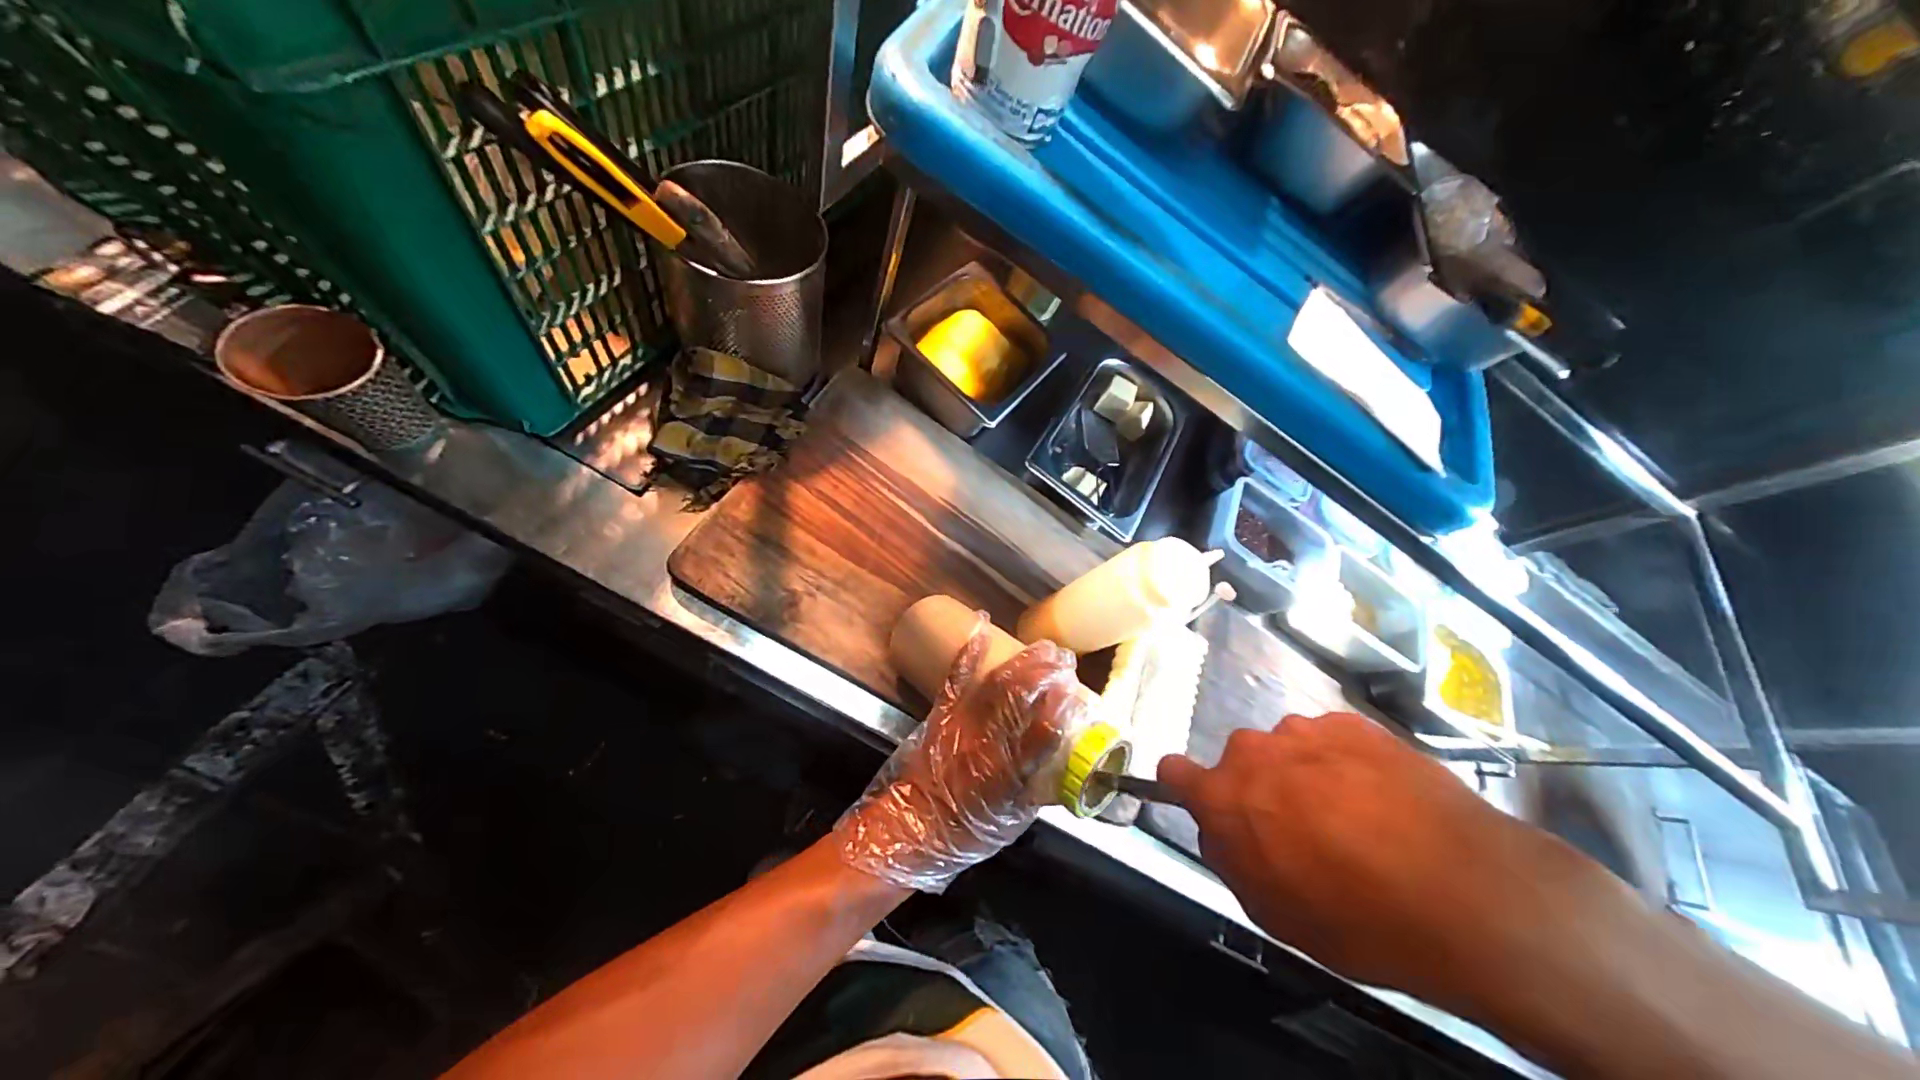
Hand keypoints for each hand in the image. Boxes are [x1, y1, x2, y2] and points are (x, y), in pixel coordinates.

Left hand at [837, 618, 1087, 891]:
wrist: (913, 827)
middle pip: (1020, 703)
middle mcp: (986, 747)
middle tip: (1067, 662)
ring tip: (1045, 648)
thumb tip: (1069, 766)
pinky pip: (956, 678)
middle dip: (1046, 677)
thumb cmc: (967, 830)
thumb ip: (1041, 790)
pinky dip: (969, 652)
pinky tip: (981, 626)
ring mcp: (962, 727)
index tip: (1076, 696)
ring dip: (1022, 663)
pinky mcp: (943, 715)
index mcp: (1008, 778)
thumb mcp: (1014, 820)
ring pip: (996, 688)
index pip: (1040, 740)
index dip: (1059, 715)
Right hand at [1158, 713, 1617, 1007]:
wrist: (1472, 896)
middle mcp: (1257, 752)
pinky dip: (1344, 763)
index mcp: (1225, 798)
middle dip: (1259, 789)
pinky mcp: (1359, 725)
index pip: (1175, 772)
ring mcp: (1309, 731)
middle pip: (1241, 763)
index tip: (1203, 803)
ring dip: (1303, 774)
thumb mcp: (1275, 913)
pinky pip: (1332, 741)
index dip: (1184, 787)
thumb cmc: (1361, 921)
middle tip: (1302, 830)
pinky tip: (1384, 800)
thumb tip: (1222, 830)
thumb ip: (1232, 860)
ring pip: (1288, 749)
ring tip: (1355, 817)